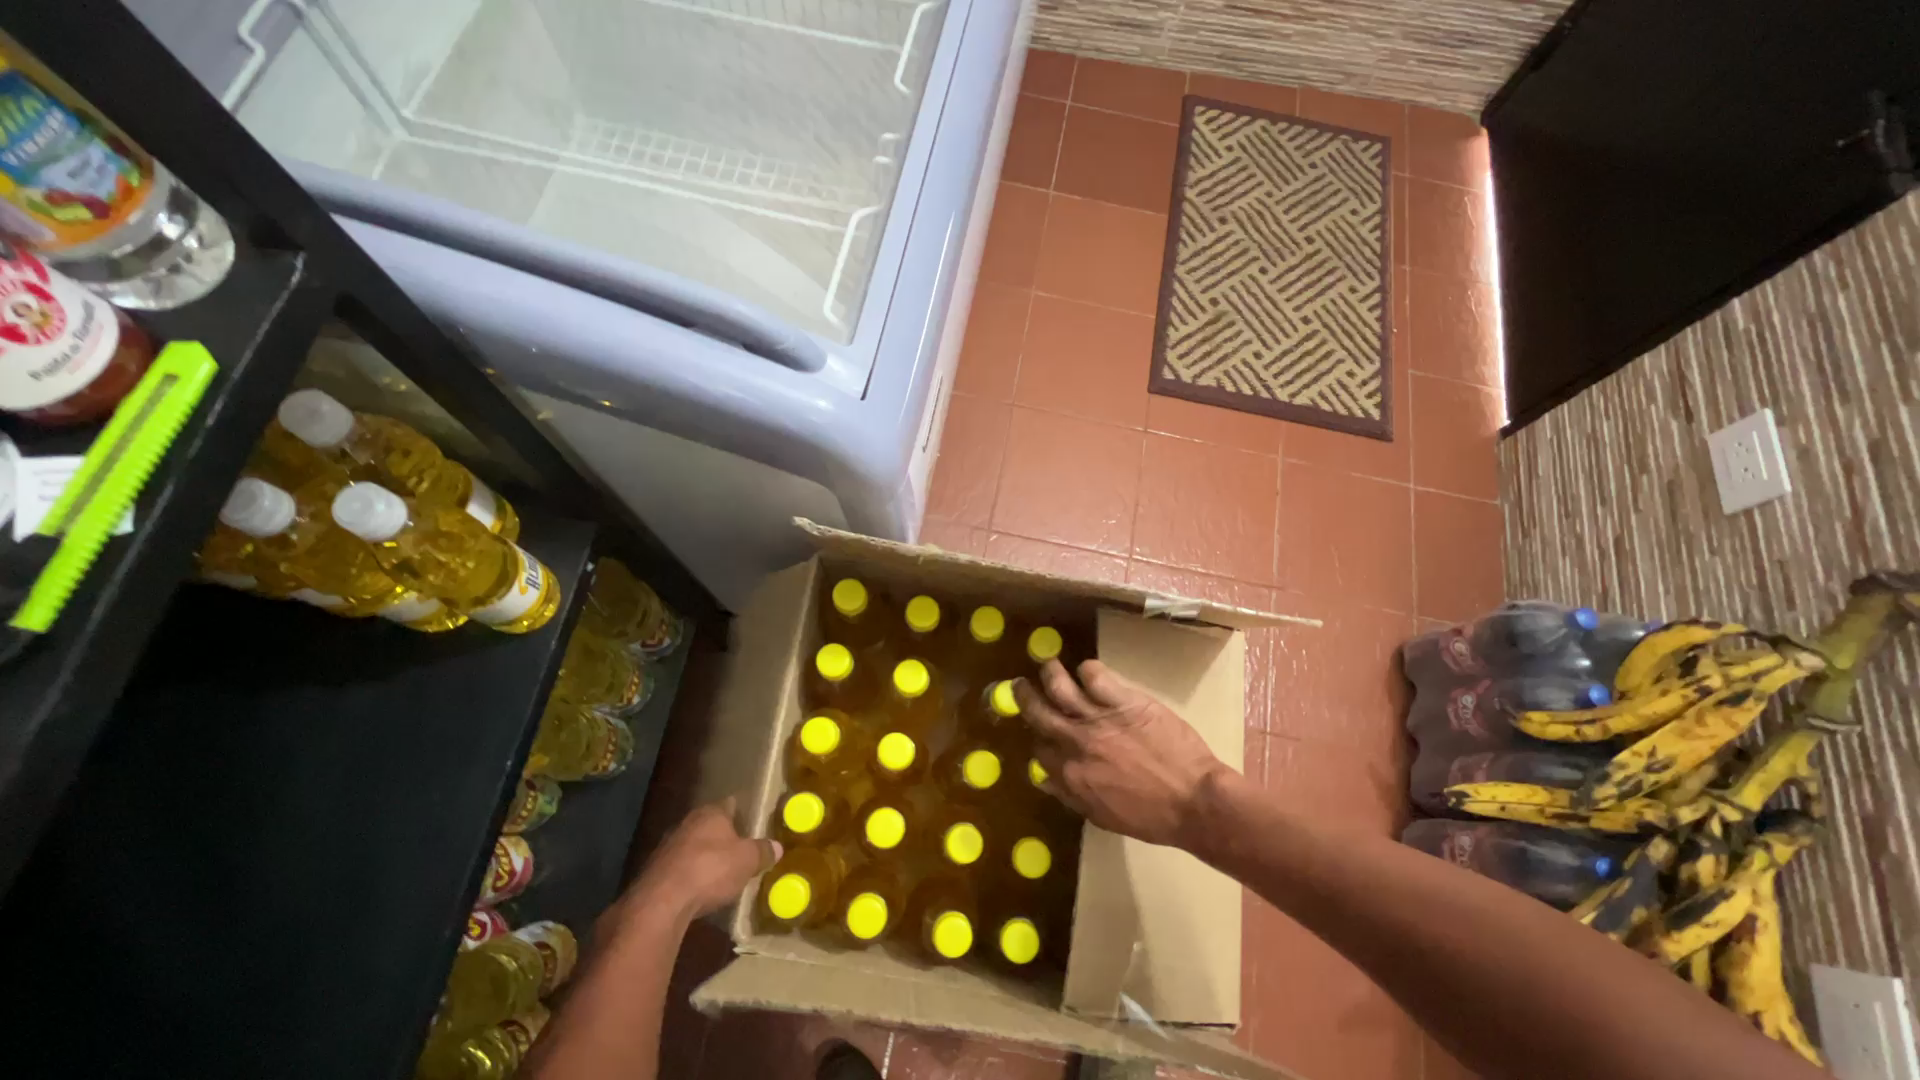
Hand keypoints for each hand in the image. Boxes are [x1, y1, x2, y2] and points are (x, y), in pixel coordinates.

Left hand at [616, 797, 779, 926]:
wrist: (662, 901)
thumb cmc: (711, 869)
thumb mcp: (747, 861)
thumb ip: (762, 851)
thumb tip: (777, 847)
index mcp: (711, 813)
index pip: (730, 804)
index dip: (742, 812)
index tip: (752, 822)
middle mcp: (688, 822)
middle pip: (710, 825)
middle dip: (723, 836)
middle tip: (741, 849)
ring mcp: (668, 846)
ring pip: (694, 846)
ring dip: (705, 856)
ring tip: (722, 871)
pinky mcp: (656, 870)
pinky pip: (681, 867)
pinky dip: (691, 874)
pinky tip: (700, 889)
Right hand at [1014, 659, 1230, 849]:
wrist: (1192, 801)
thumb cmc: (1151, 816)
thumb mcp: (1101, 815)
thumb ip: (1070, 794)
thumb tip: (1044, 779)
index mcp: (1070, 774)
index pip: (1039, 749)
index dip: (1039, 739)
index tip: (1042, 734)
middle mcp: (1075, 742)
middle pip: (1038, 712)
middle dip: (1024, 696)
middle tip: (1020, 685)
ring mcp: (1098, 718)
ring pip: (1059, 685)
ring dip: (1050, 673)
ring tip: (1048, 666)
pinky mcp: (1124, 701)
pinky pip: (1095, 674)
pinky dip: (1087, 669)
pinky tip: (1090, 670)